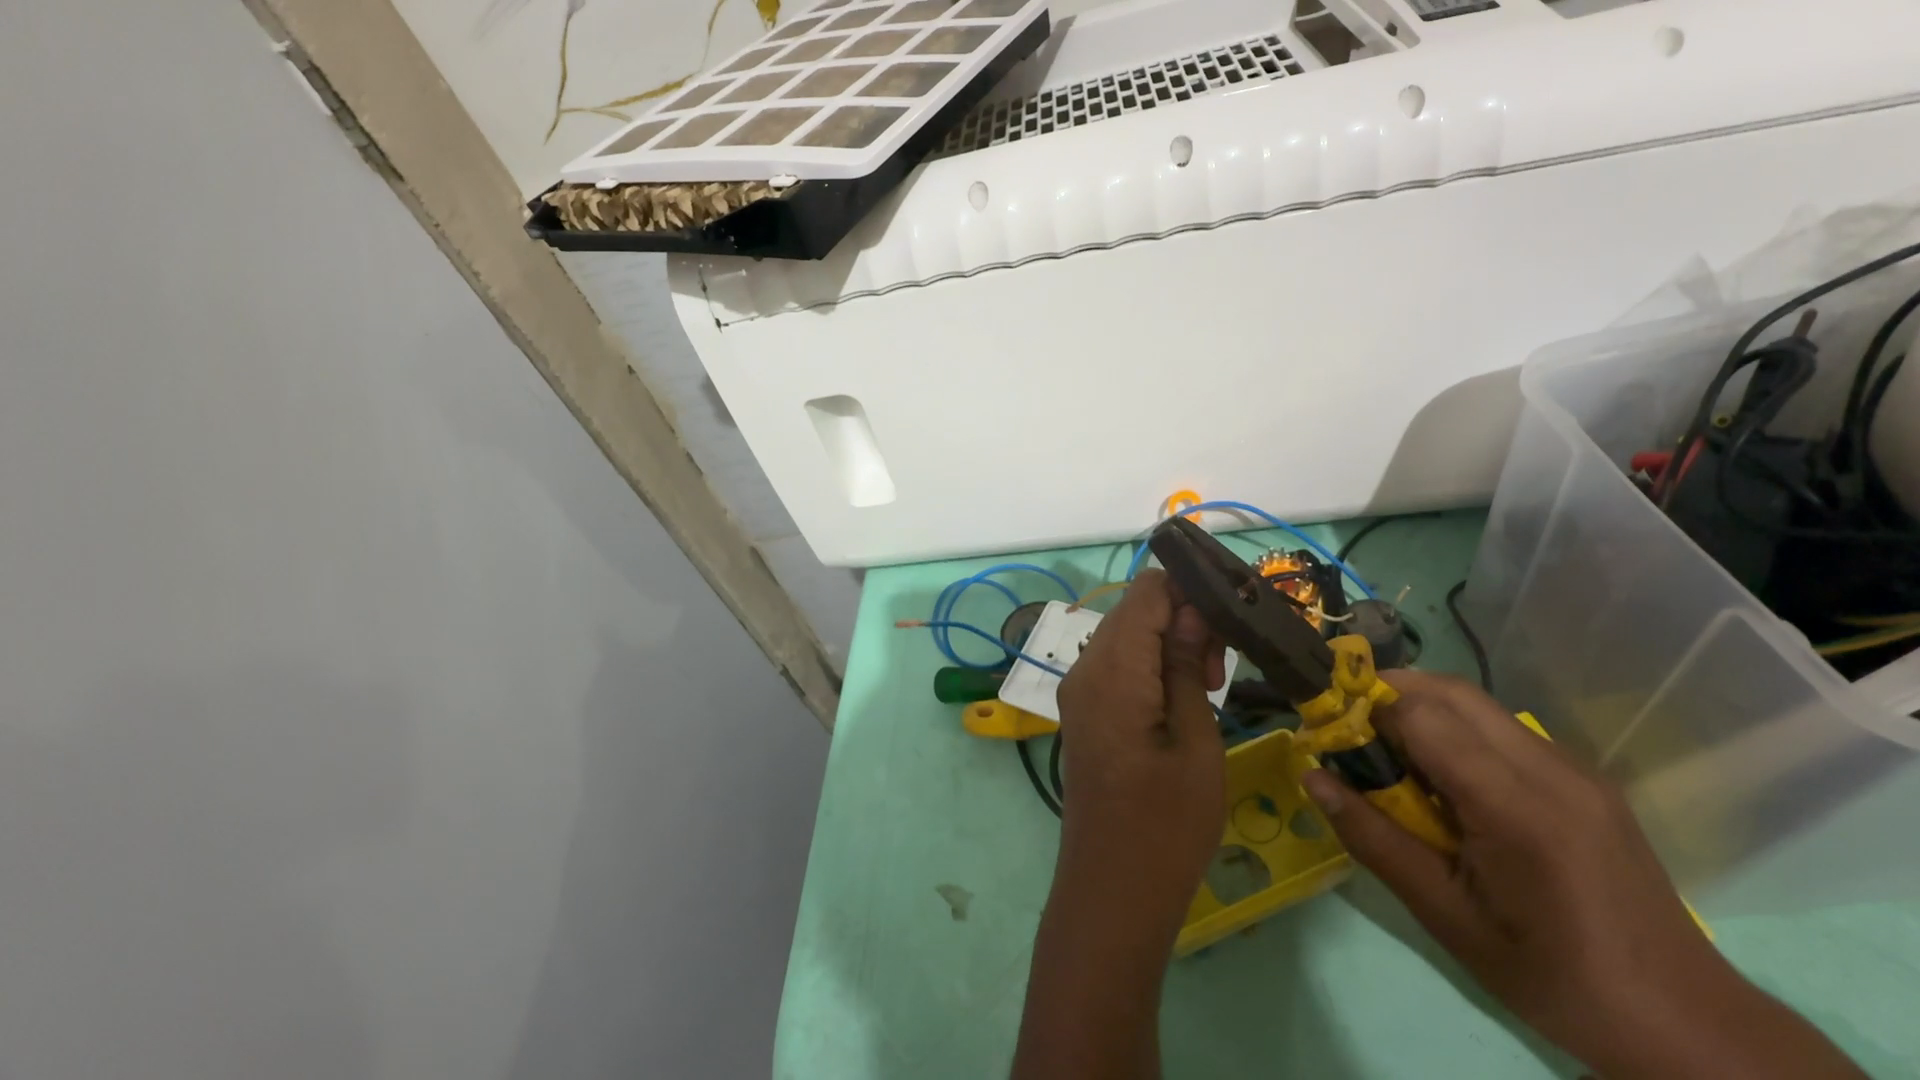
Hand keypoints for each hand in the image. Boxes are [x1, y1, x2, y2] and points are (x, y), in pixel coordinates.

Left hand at [1012, 570, 1226, 1079]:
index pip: (1148, 590)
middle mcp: (1083, 669)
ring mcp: (1078, 693)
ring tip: (1207, 688)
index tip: (1235, 618)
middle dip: (1184, 618)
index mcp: (1110, 669)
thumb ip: (1184, 667)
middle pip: (1135, 609)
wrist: (1112, 893)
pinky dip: (1150, 666)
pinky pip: (1117, 667)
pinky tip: (1182, 699)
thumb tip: (1189, 611)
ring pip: (1127, 636)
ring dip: (1169, 643)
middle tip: (1220, 668)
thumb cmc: (1166, 825)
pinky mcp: (1084, 715)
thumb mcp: (1194, 742)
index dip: (1193, 590)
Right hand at [1302, 671, 1863, 1078]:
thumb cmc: (1548, 975)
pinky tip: (1446, 789)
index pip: (1422, 714)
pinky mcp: (1586, 781)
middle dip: (1389, 695)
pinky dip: (1460, 736)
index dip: (1365, 711)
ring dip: (1424, 714)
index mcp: (1514, 806)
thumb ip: (1375, 839)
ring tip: (1391, 764)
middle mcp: (1550, 768)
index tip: (1327, 736)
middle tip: (1349, 737)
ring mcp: (1576, 770)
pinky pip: (1506, 734)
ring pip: (1479, 707)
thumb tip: (1314, 779)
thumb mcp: (1445, 915)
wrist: (1677, 1015)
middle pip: (1450, 691)